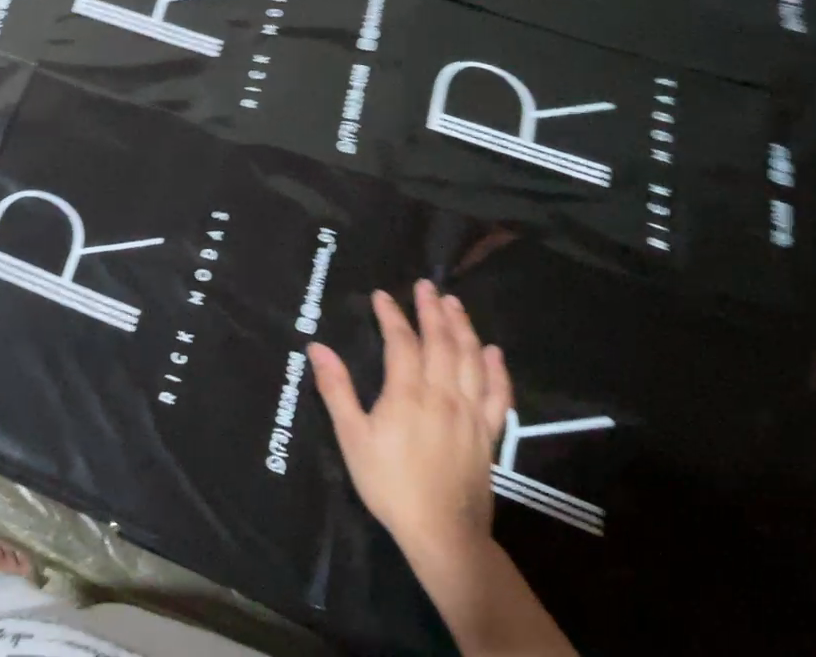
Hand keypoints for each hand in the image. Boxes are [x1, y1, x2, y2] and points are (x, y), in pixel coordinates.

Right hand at [309, 281, 512, 556]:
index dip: (392, 316)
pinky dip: (497, 369)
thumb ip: (336, 389)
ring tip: (455, 305)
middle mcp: (444, 396)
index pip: (402, 343)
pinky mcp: (489, 434)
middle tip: (426, 285)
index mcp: (408, 394)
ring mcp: (471, 414)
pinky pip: (498, 394)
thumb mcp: (351, 436)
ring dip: (464, 329)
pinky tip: (492, 351)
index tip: (382, 295)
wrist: (441, 530)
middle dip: (433, 311)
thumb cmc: (386, 482)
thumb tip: (318, 347)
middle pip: (442, 344)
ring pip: (472, 361)